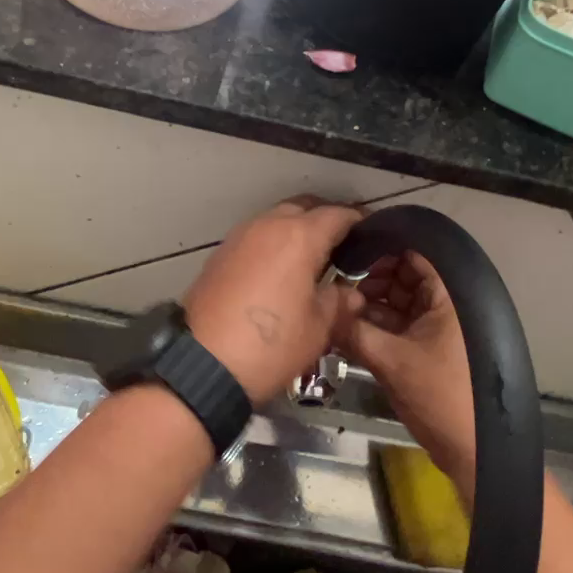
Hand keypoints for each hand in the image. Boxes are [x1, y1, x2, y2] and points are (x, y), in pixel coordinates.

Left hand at [183, 199, 362, 403]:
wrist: (203, 364)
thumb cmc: (270, 346)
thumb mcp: (318, 329)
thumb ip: (339, 302)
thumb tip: (351, 293)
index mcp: (298, 237)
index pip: (336, 215)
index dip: (357, 222)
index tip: (370, 234)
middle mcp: (267, 226)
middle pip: (303, 208)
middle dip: (324, 220)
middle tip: (342, 245)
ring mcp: (239, 237)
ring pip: (275, 219)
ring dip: (295, 230)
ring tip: (311, 258)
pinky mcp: (220, 253)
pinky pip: (255, 237)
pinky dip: (272, 244)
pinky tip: (280, 270)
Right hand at [336, 253, 476, 496]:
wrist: (474, 451)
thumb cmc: (440, 396)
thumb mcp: (390, 360)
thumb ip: (352, 330)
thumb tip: (320, 308)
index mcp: (450, 293)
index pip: (414, 251)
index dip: (380, 247)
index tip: (346, 253)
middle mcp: (448, 301)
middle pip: (404, 273)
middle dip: (370, 277)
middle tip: (336, 283)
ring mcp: (440, 324)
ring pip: (399, 299)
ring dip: (371, 302)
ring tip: (339, 306)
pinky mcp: (432, 345)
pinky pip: (401, 322)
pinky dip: (378, 324)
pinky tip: (349, 327)